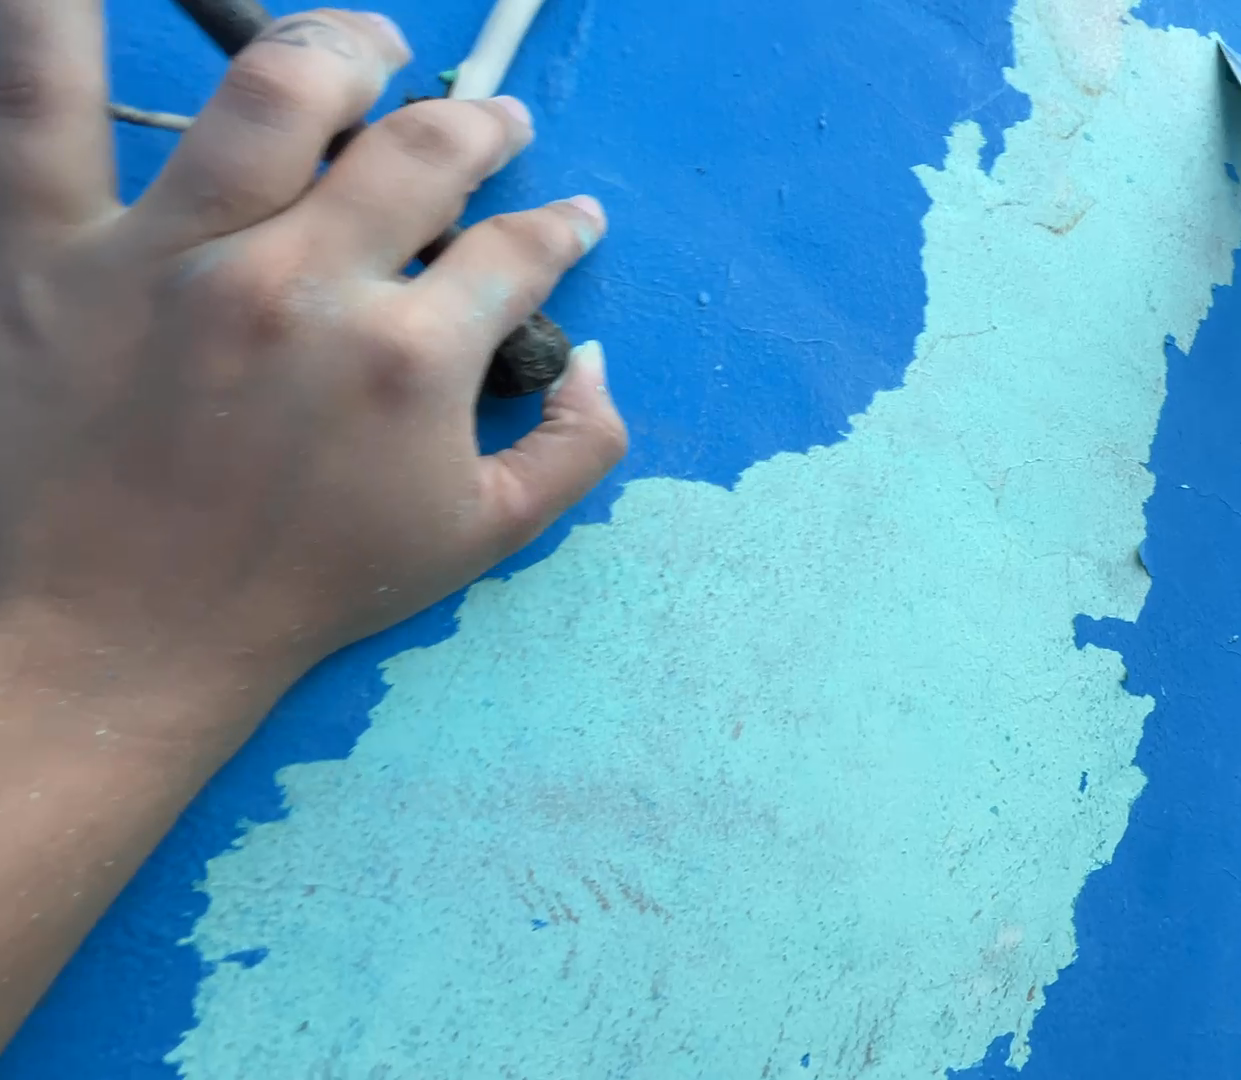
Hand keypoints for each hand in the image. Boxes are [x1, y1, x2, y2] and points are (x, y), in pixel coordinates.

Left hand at [0, 6, 626, 732]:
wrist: (131, 626)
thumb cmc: (334, 577)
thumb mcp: (503, 528)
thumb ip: (584, 442)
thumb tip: (594, 358)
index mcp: (416, 357)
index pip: (518, 252)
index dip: (565, 227)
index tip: (581, 219)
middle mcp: (305, 283)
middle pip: (417, 156)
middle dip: (483, 127)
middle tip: (504, 118)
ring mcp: (171, 255)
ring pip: (270, 99)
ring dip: (340, 48)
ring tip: (374, 36)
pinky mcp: (50, 250)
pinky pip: (38, 103)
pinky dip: (55, 25)